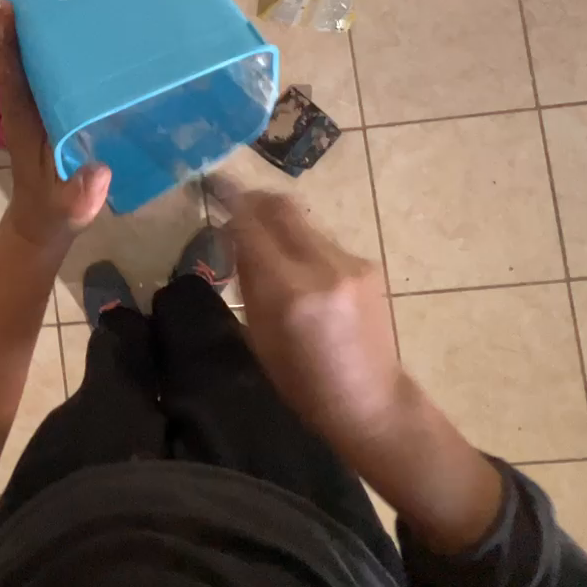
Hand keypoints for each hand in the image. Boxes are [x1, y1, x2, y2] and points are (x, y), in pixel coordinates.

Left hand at [0, 0, 111, 245]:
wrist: (41, 217)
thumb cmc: (55, 206)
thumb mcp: (71, 207)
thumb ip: (81, 194)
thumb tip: (98, 173)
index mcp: (22, 118)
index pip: (6, 72)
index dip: (4, 39)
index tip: (9, 4)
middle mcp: (16, 100)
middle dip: (0, 15)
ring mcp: (22, 98)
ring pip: (5, 50)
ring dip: (9, 19)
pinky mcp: (34, 99)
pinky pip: (21, 59)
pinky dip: (26, 33)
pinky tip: (53, 17)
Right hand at [209, 175, 408, 453]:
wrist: (371, 402)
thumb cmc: (302, 380)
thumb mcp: (259, 333)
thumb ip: (248, 278)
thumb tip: (235, 236)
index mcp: (289, 290)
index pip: (252, 227)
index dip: (231, 200)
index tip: (215, 184)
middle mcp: (322, 267)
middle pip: (282, 208)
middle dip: (256, 198)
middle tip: (236, 200)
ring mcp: (350, 263)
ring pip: (303, 223)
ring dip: (280, 224)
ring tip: (267, 246)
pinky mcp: (367, 266)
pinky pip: (323, 242)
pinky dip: (303, 246)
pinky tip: (301, 272)